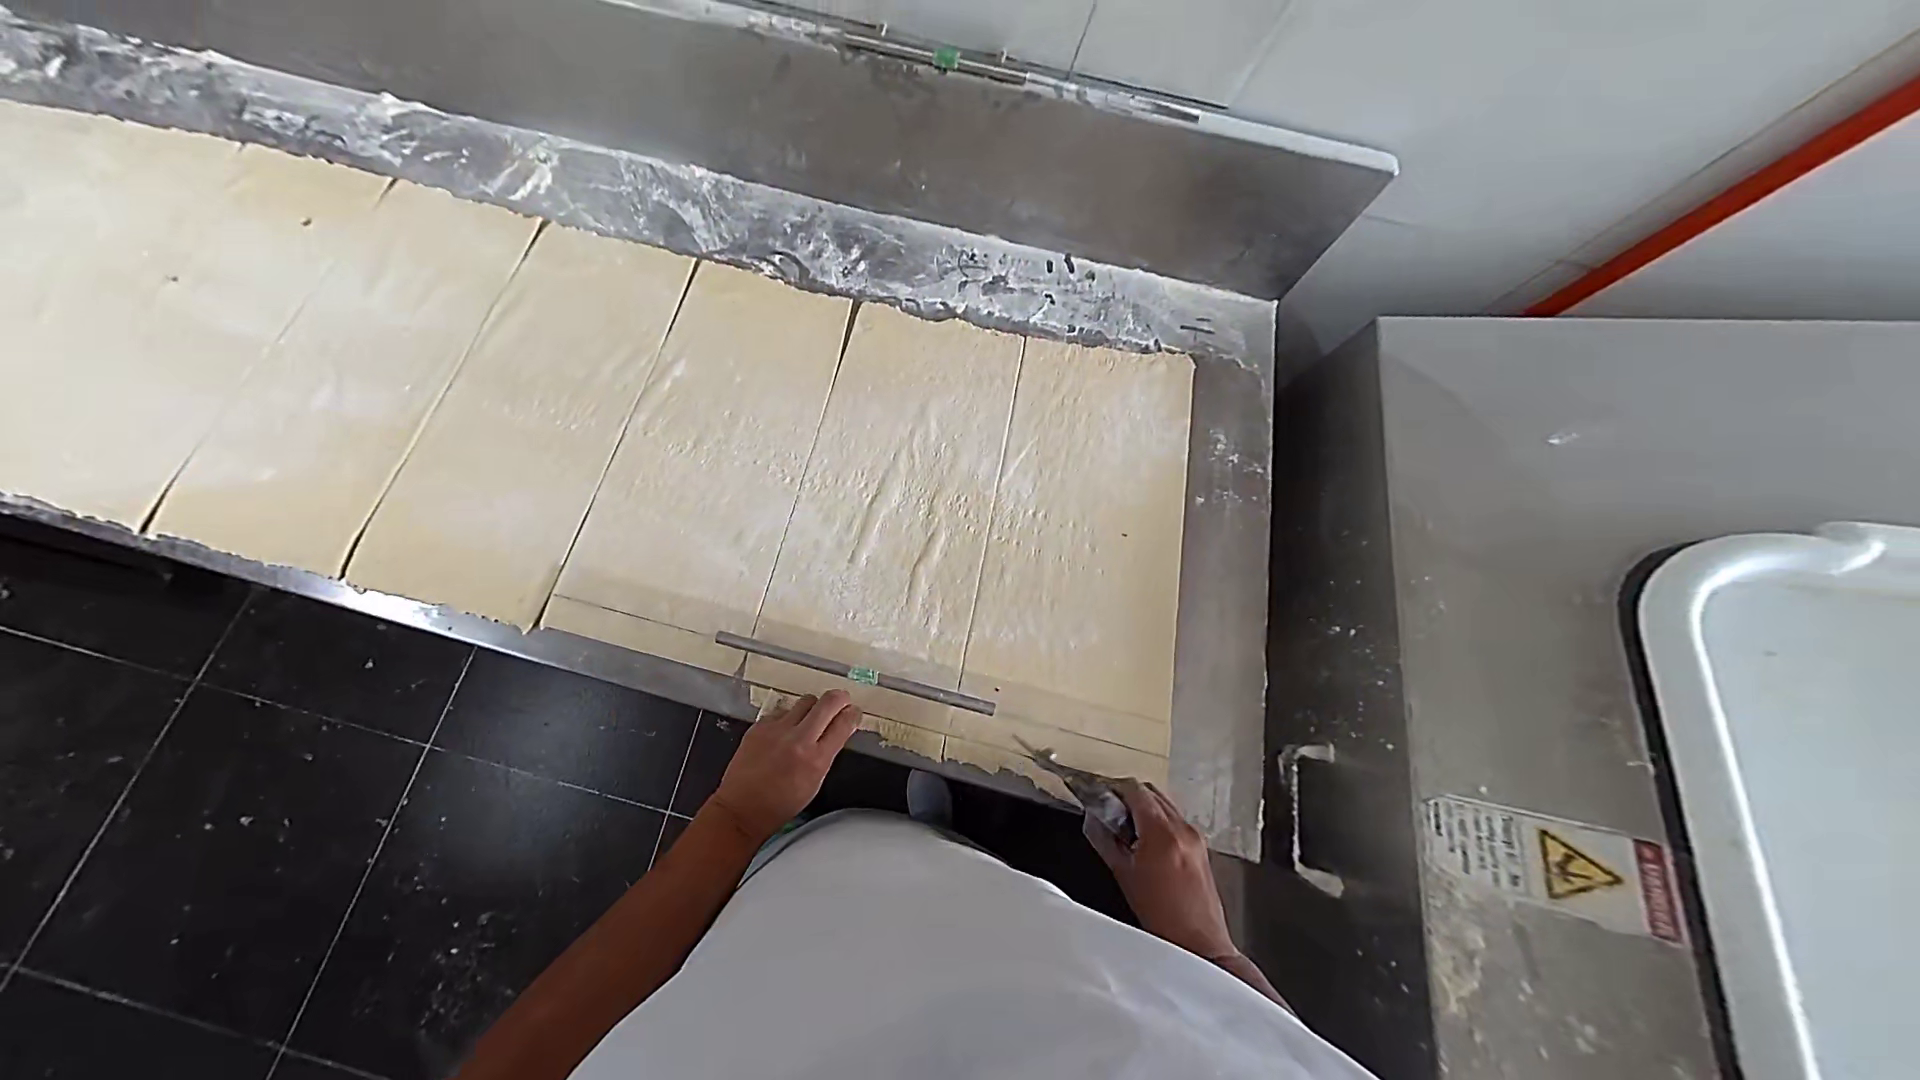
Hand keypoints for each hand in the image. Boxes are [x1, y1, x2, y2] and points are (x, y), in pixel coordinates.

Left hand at [706, 691, 859, 844]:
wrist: (741, 810)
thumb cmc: (780, 804)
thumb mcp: (815, 782)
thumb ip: (828, 753)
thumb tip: (839, 730)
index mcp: (817, 759)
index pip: (844, 723)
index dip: (853, 714)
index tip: (854, 712)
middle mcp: (798, 740)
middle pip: (829, 702)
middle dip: (840, 698)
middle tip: (842, 701)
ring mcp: (777, 730)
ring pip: (806, 700)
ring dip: (814, 706)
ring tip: (811, 717)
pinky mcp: (759, 726)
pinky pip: (783, 711)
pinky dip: (788, 718)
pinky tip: (785, 731)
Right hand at [1085, 779, 1236, 961]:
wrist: (1198, 944)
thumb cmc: (1162, 916)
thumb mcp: (1123, 874)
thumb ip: (1105, 839)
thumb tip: (1093, 819)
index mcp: (1162, 832)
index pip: (1135, 790)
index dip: (1113, 788)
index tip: (1100, 795)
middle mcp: (1182, 828)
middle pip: (1151, 792)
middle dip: (1128, 796)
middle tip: (1109, 809)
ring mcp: (1195, 836)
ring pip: (1164, 804)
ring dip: (1144, 808)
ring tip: (1126, 827)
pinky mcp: (1201, 846)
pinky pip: (1175, 820)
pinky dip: (1158, 820)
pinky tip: (1145, 840)